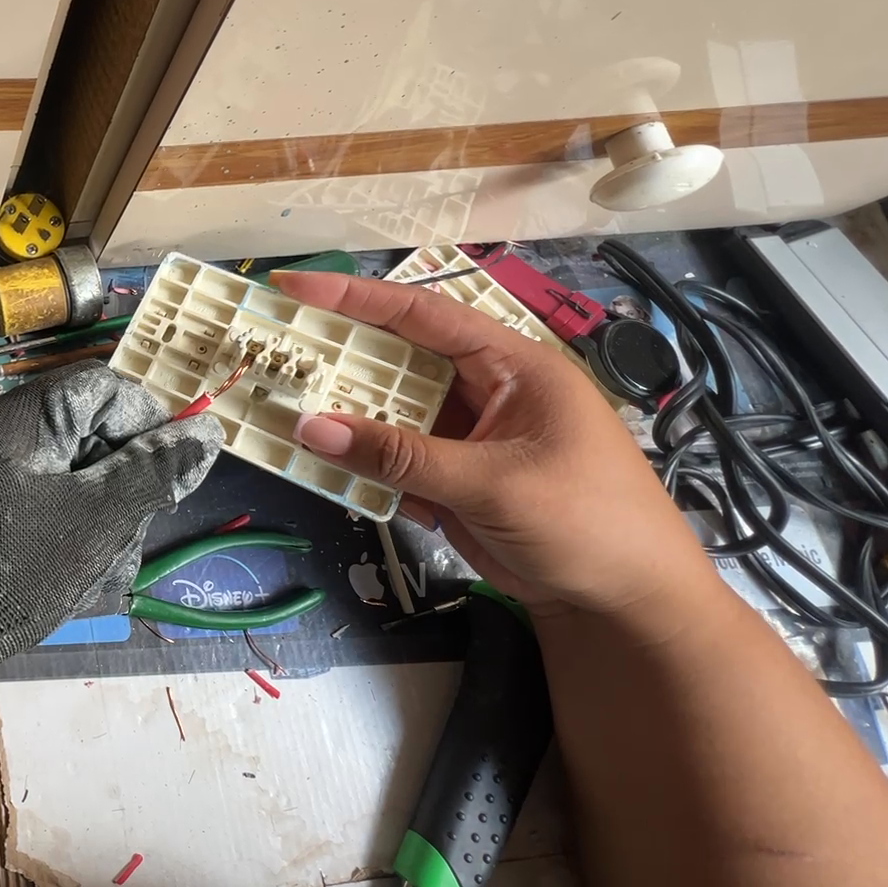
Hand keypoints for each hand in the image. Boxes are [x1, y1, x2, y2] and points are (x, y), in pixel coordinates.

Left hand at [0, 361, 222, 775]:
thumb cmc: (13, 576)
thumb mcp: (97, 522)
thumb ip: (153, 471)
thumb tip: (206, 430)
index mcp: (10, 415)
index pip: (98, 386)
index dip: (144, 421)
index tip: (167, 471)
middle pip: (79, 421)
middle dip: (118, 470)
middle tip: (135, 522)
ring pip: (61, 457)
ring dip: (94, 498)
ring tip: (105, 554)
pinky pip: (32, 482)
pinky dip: (62, 511)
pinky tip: (76, 557)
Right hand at [273, 271, 709, 618]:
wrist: (624, 609)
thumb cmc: (587, 526)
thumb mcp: (492, 484)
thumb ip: (397, 456)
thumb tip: (307, 428)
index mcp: (511, 367)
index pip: (422, 315)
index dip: (354, 296)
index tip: (291, 286)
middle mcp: (479, 391)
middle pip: (392, 358)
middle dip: (334, 352)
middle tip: (271, 344)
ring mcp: (458, 435)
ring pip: (381, 410)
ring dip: (335, 410)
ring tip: (277, 401)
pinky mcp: (442, 474)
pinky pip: (382, 456)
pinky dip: (349, 458)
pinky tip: (311, 458)